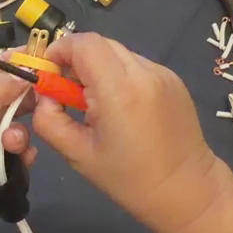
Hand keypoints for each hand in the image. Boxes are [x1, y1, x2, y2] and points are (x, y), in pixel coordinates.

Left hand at [0, 61, 36, 232]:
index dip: (11, 65)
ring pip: (13, 129)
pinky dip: (21, 157)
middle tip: (41, 102)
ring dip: (18, 134)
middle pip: (4, 100)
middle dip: (21, 102)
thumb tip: (23, 74)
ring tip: (11, 144)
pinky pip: (15, 157)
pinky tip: (22, 159)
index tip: (40, 63)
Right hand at [31, 33, 224, 232]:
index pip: (83, 43)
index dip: (59, 51)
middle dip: (75, 60)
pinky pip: (135, 65)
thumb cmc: (129, 179)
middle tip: (67, 90)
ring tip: (95, 103)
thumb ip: (49, 119)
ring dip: (97, 68)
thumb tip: (44, 94)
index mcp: (119, 90)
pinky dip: (118, 76)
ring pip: (116, 52)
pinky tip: (121, 107)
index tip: (49, 74)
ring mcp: (162, 72)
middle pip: (99, 43)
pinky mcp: (172, 79)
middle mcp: (143, 72)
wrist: (187, 190)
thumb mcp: (77, 154)